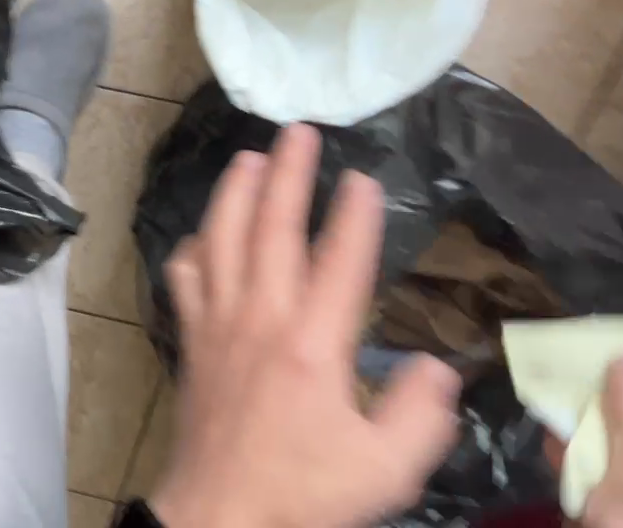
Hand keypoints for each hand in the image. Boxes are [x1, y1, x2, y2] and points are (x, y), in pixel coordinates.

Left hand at [149, 124, 462, 527]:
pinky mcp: (190, 334)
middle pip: (272, 228)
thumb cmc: (305, 492)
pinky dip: (194, 246)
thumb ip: (420, 414)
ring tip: (250, 156)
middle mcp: (260, 316)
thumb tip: (437, 364)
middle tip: (299, 132)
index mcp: (313, 344)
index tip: (363, 176)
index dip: (354, 216)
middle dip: (288, 174)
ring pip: (222, 237)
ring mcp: (217, 320)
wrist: (220, 511)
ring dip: (235, 191)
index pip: (339, 263)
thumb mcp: (387, 470)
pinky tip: (204, 232)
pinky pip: (185, 275)